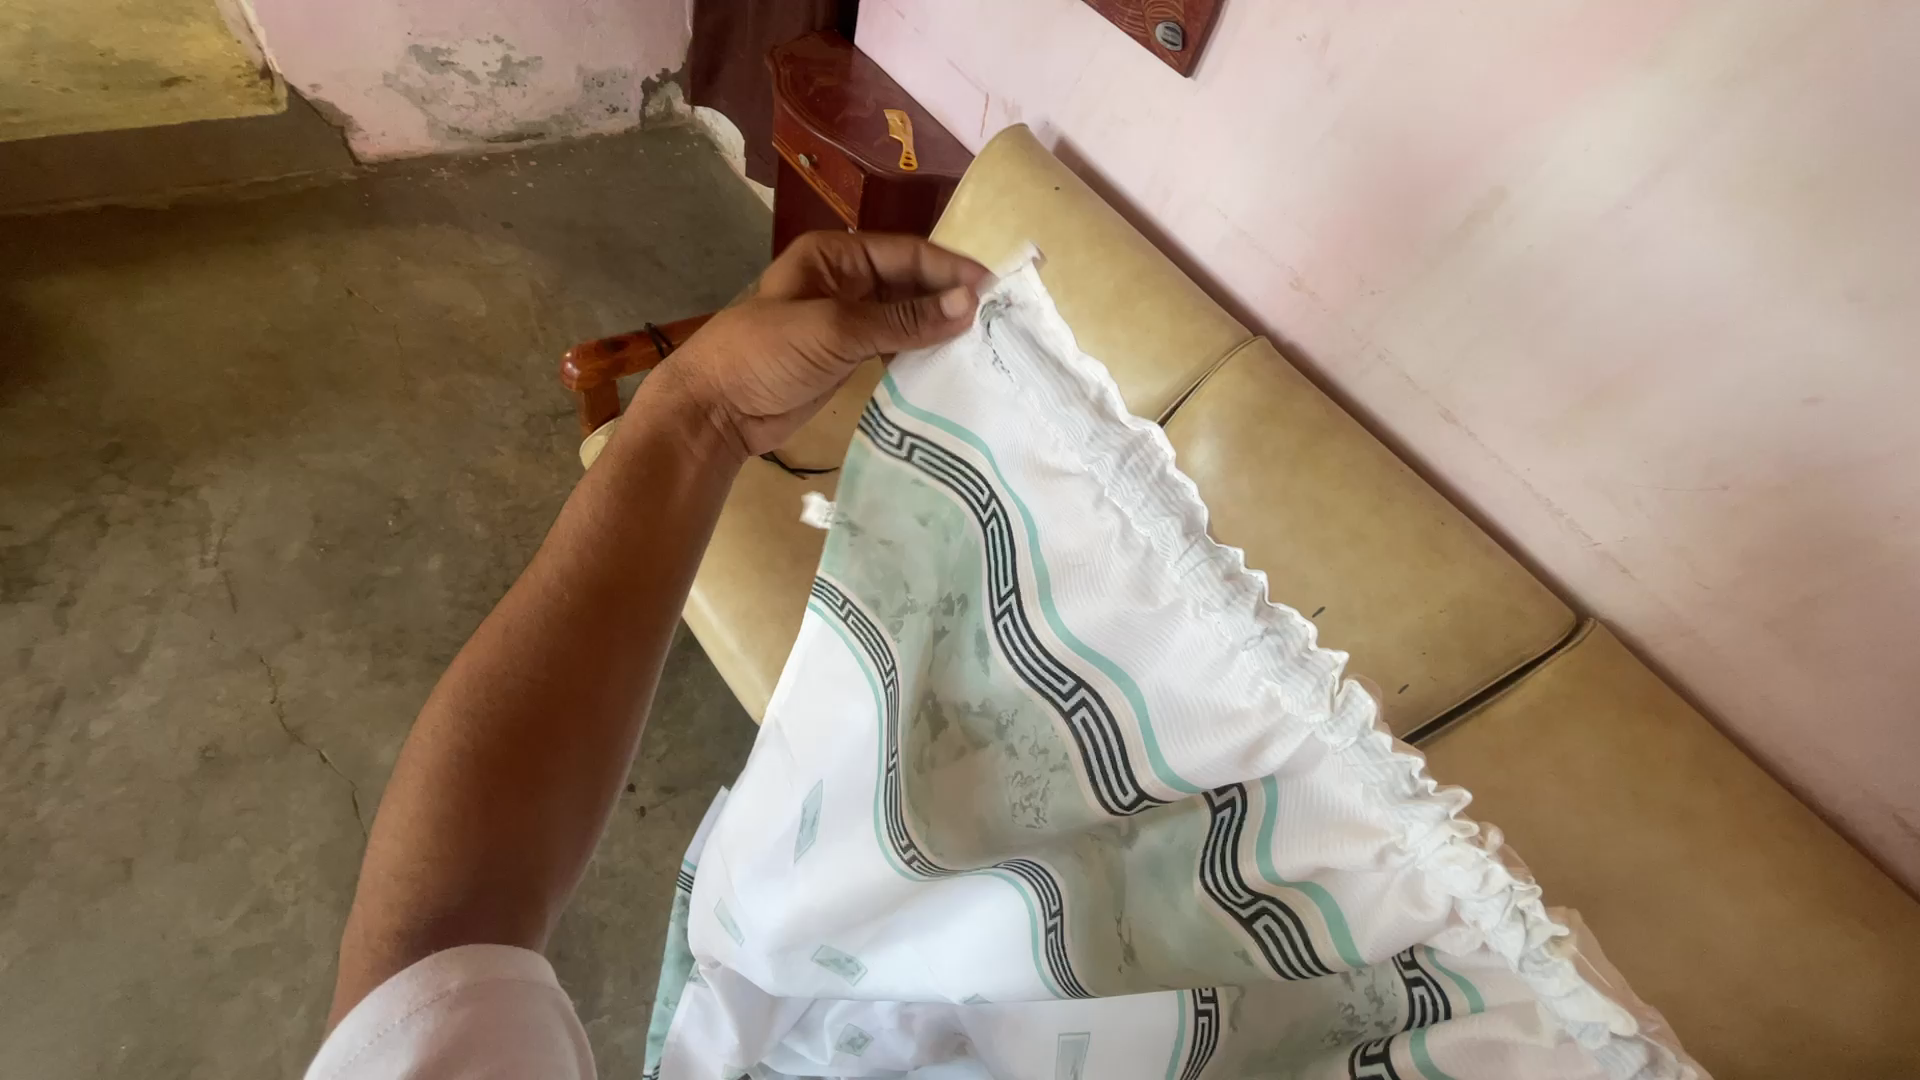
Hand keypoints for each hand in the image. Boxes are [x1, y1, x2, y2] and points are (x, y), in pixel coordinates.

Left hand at [654, 232, 988, 458]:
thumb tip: (969, 304)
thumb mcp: (836, 330)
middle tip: (997, 320)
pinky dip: (919, 354)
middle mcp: (846, 281)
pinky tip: (947, 365)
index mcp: (836, 256)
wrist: (718, 410)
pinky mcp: (849, 357)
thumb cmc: (766, 354)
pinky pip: (894, 347)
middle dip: (949, 298)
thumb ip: (903, 320)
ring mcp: (848, 321)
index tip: (994, 290)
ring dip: (938, 328)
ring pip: (905, 317)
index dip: (951, 269)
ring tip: (982, 344)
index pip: (906, 254)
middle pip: (910, 283)